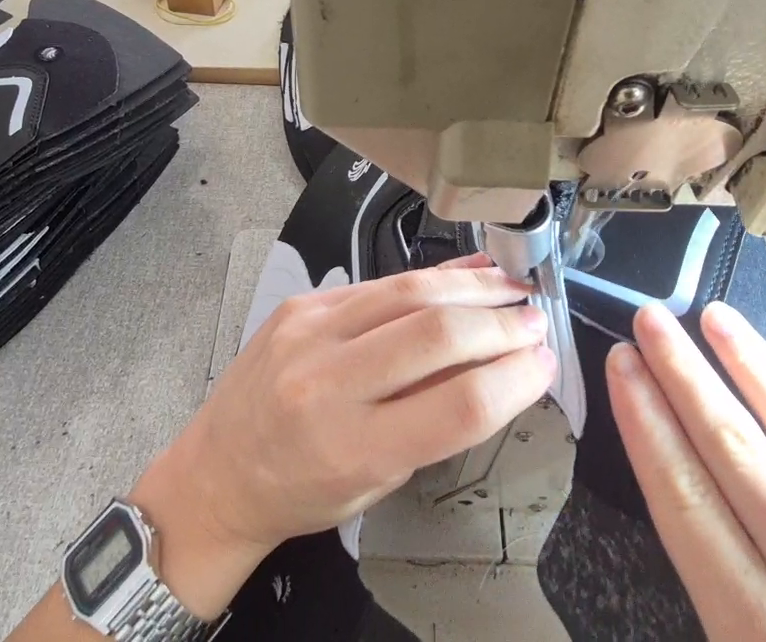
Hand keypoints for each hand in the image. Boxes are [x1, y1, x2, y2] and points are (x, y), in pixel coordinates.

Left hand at [128, 253, 555, 616]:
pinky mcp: (301, 303)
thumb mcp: (378, 480)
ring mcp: (308, 333)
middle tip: (537, 319)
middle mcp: (326, 383)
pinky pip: (378, 282)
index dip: (516, 378)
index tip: (546, 363)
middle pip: (438, 334)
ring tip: (511, 285)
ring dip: (471, 286)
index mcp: (352, 447)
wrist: (219, 471)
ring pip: (409, 291)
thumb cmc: (302, 490)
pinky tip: (462, 275)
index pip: (458, 404)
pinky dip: (429, 278)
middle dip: (502, 322)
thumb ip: (436, 422)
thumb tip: (498, 364)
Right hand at [608, 302, 765, 641]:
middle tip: (653, 320)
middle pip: (736, 452)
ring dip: (759, 372)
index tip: (620, 367)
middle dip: (685, 378)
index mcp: (756, 628)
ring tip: (719, 318)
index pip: (682, 496)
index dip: (645, 422)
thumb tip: (680, 498)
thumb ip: (710, 604)